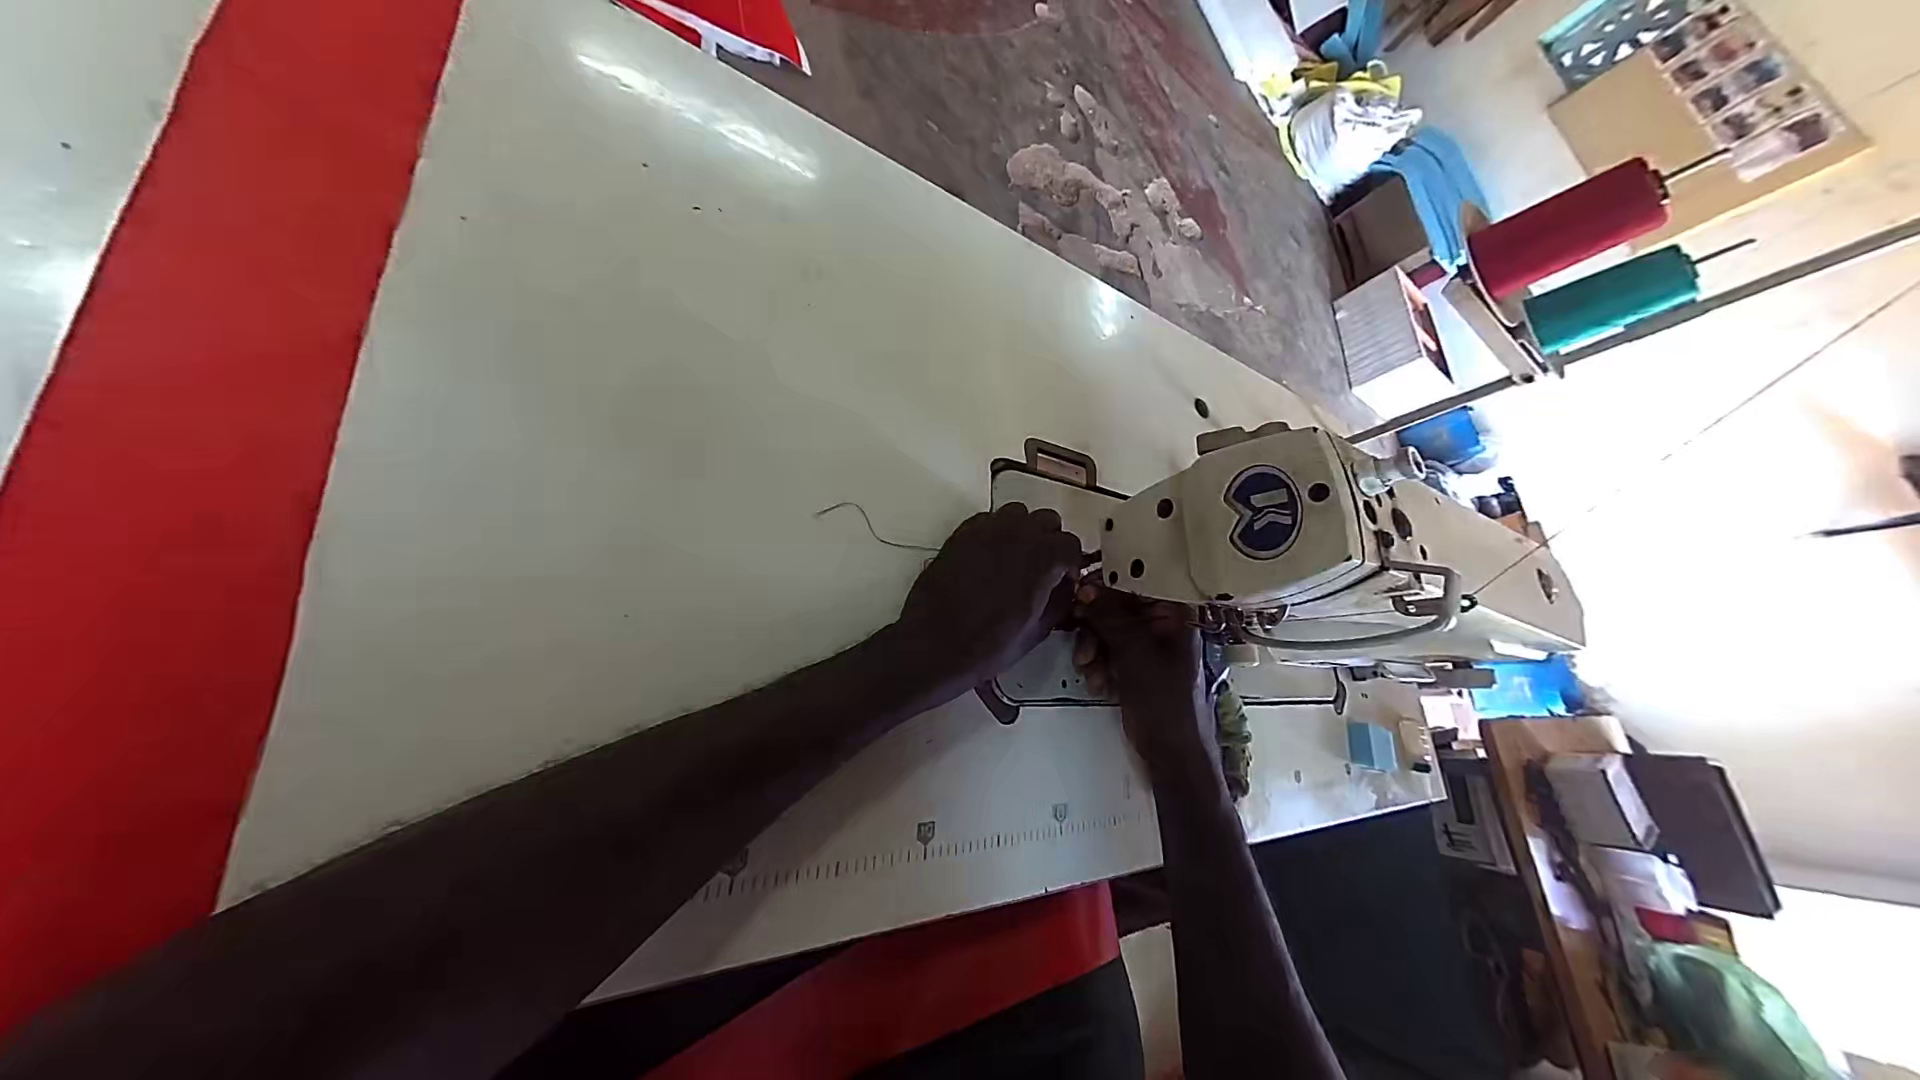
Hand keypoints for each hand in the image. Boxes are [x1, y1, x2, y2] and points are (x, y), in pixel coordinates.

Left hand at [893, 503, 1081, 684]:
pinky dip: (995, 532)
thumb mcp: (1037, 629)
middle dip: (1049, 541)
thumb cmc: (987, 644)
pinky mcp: (961, 534)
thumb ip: (1058, 600)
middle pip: (1046, 521)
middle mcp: (1017, 534)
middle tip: (1043, 567)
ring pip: (1017, 514)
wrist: (936, 643)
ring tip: (1016, 558)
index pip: (1071, 544)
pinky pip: (987, 521)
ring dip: (1023, 531)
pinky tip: (990, 558)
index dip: (1070, 564)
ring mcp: (986, 530)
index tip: (1064, 579)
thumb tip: (1063, 588)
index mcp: (1042, 556)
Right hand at [1072, 582, 1212, 769]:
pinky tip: (1097, 683)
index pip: (1139, 583)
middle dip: (1096, 626)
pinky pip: (1107, 652)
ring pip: (1108, 631)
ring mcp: (1147, 647)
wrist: (1171, 753)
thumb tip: (1085, 588)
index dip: (1108, 585)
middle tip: (1082, 642)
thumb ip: (1109, 617)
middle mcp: (1162, 625)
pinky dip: (1098, 665)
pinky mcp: (1133, 666)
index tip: (1081, 591)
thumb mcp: (1134, 653)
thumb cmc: (1164, 700)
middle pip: (1118, 607)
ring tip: (1089, 671)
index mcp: (1175, 614)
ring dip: (1093, 649)